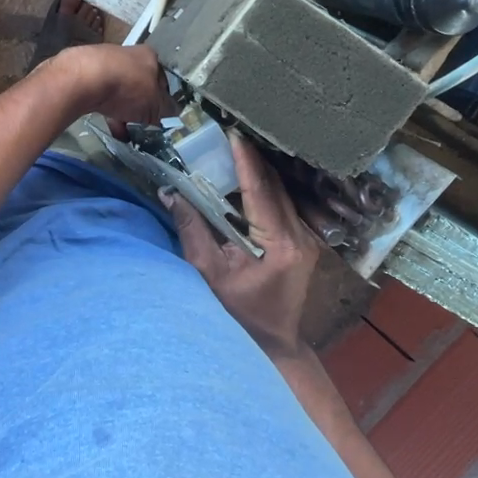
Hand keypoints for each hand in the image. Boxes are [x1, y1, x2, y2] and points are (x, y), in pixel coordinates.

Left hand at [49, 44, 168, 130]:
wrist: (83, 78)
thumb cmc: (127, 87)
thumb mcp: (155, 104)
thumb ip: (165, 110)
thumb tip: (172, 112)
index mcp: (149, 56)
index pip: (162, 80)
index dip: (161, 100)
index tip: (158, 118)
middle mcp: (127, 54)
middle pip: (138, 85)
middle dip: (139, 108)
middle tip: (140, 126)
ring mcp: (104, 61)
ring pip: (118, 91)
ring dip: (122, 111)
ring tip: (123, 132)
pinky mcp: (84, 72)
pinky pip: (100, 94)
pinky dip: (105, 108)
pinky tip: (108, 125)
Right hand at [168, 131, 324, 355]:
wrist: (273, 343)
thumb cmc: (238, 313)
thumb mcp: (208, 272)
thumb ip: (192, 230)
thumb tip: (171, 192)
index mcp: (280, 244)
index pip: (261, 191)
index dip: (246, 161)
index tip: (233, 134)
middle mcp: (300, 238)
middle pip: (276, 186)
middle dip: (253, 159)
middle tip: (229, 134)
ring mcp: (307, 240)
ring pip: (284, 193)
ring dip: (260, 171)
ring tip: (238, 147)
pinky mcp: (304, 243)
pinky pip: (285, 205)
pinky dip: (266, 187)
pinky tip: (250, 175)